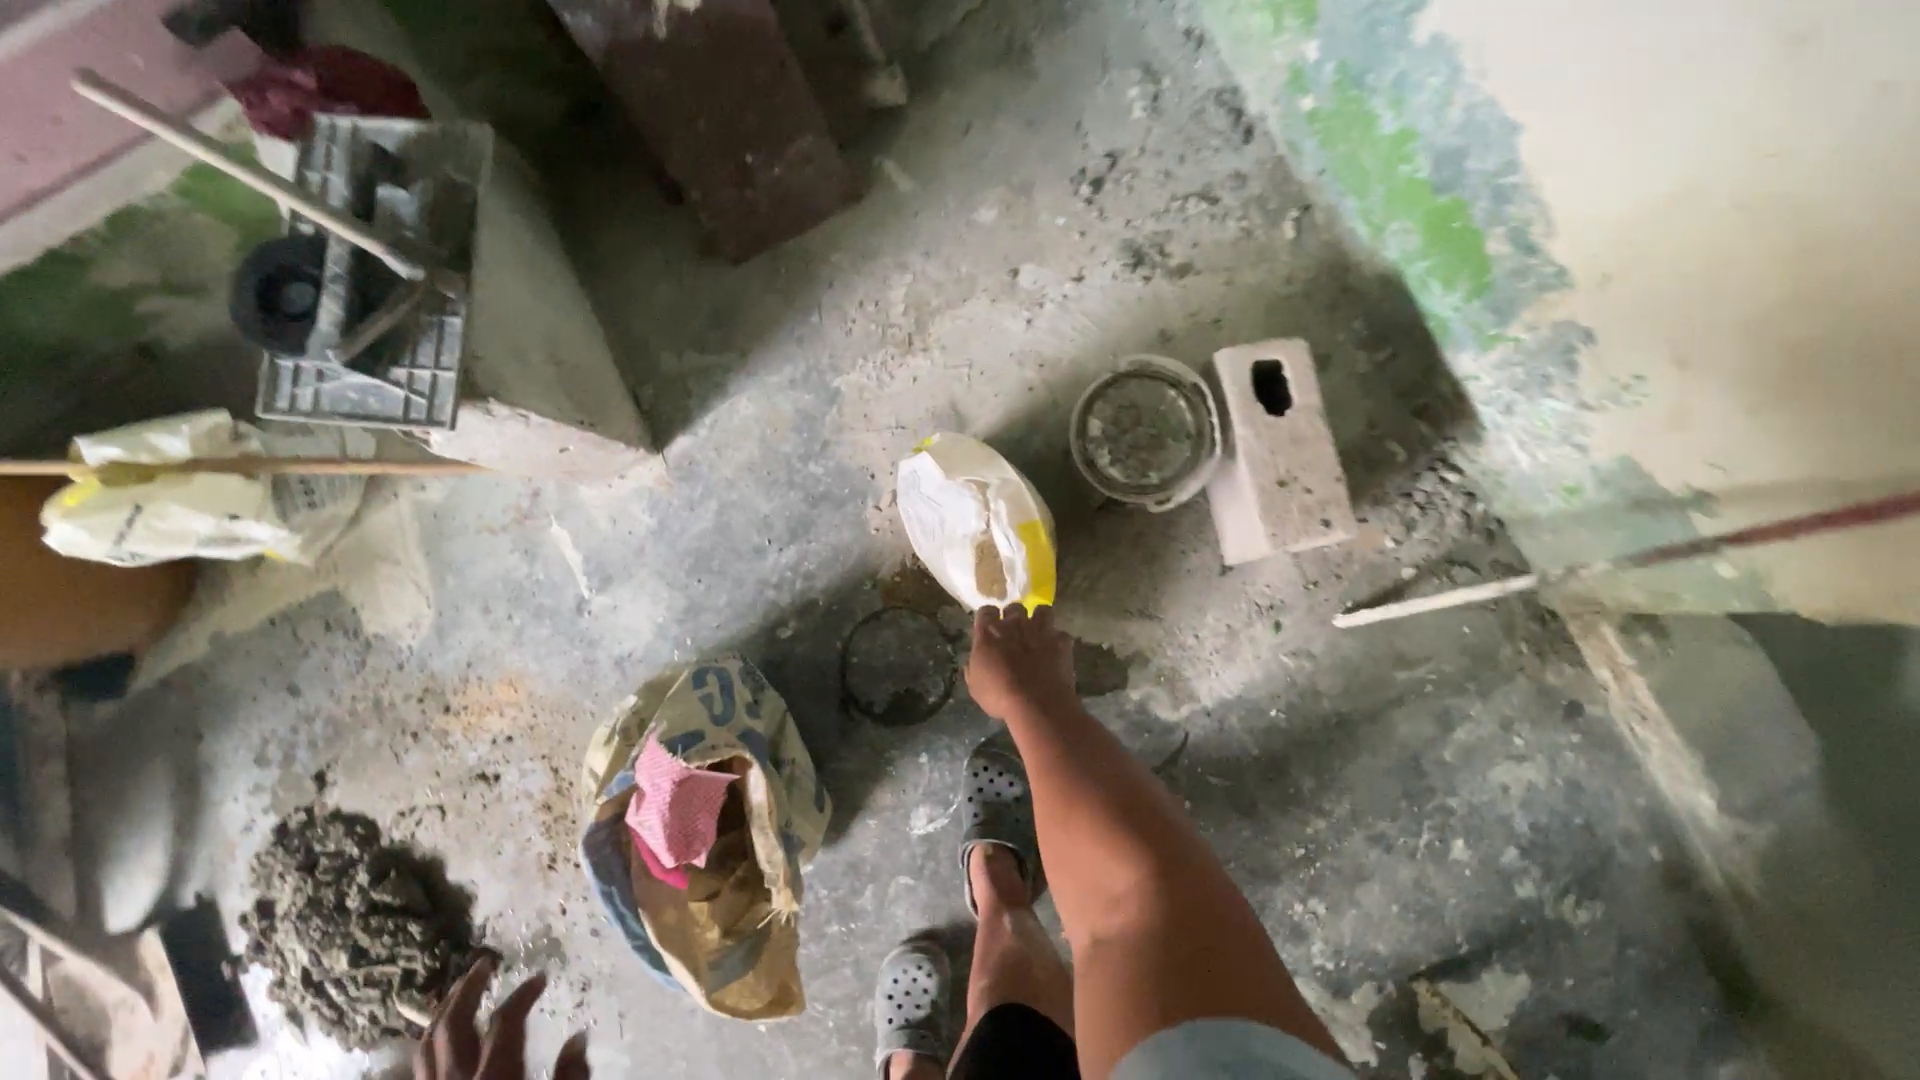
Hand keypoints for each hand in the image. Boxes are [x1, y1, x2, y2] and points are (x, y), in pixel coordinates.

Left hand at [414, 955, 587, 1079]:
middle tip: (486, 962)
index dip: (522, 993)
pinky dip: (431, 1041)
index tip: (542, 978)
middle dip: (468, 988)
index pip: (504, 1022)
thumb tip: (579, 1039)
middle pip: (453, 1025)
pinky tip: (444, 1035)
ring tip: (461, 988)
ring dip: (443, 1009)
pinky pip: (420, 1069)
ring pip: (426, 1045)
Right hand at [967, 604, 1077, 721]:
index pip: (985, 611)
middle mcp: (1014, 624)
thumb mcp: (975, 686)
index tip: (989, 627)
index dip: (988, 618)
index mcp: (989, 632)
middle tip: (1014, 631)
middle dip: (1014, 616)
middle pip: (1014, 607)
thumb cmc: (1000, 696)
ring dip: (1039, 619)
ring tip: (1038, 632)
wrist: (1036, 704)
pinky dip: (1057, 641)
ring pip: (1042, 610)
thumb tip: (974, 661)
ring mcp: (1040, 630)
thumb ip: (974, 667)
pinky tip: (1055, 651)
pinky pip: (1060, 634)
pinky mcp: (1061, 640)